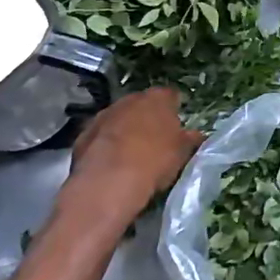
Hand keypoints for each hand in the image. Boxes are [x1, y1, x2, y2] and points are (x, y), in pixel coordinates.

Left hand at [59, 87, 202, 220]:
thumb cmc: (154, 161)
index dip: (175, 109)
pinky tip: (111, 165)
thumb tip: (197, 135)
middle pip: (142, 105)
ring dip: (125, 131)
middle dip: (148, 118)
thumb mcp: (183, 152)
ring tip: (132, 155)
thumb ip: (191, 139)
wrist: (108, 184)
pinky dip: (106, 146)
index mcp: (157, 99)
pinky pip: (100, 137)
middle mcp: (129, 100)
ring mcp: (103, 116)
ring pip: (119, 120)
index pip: (171, 96)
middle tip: (155, 140)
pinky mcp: (82, 136)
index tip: (178, 126)